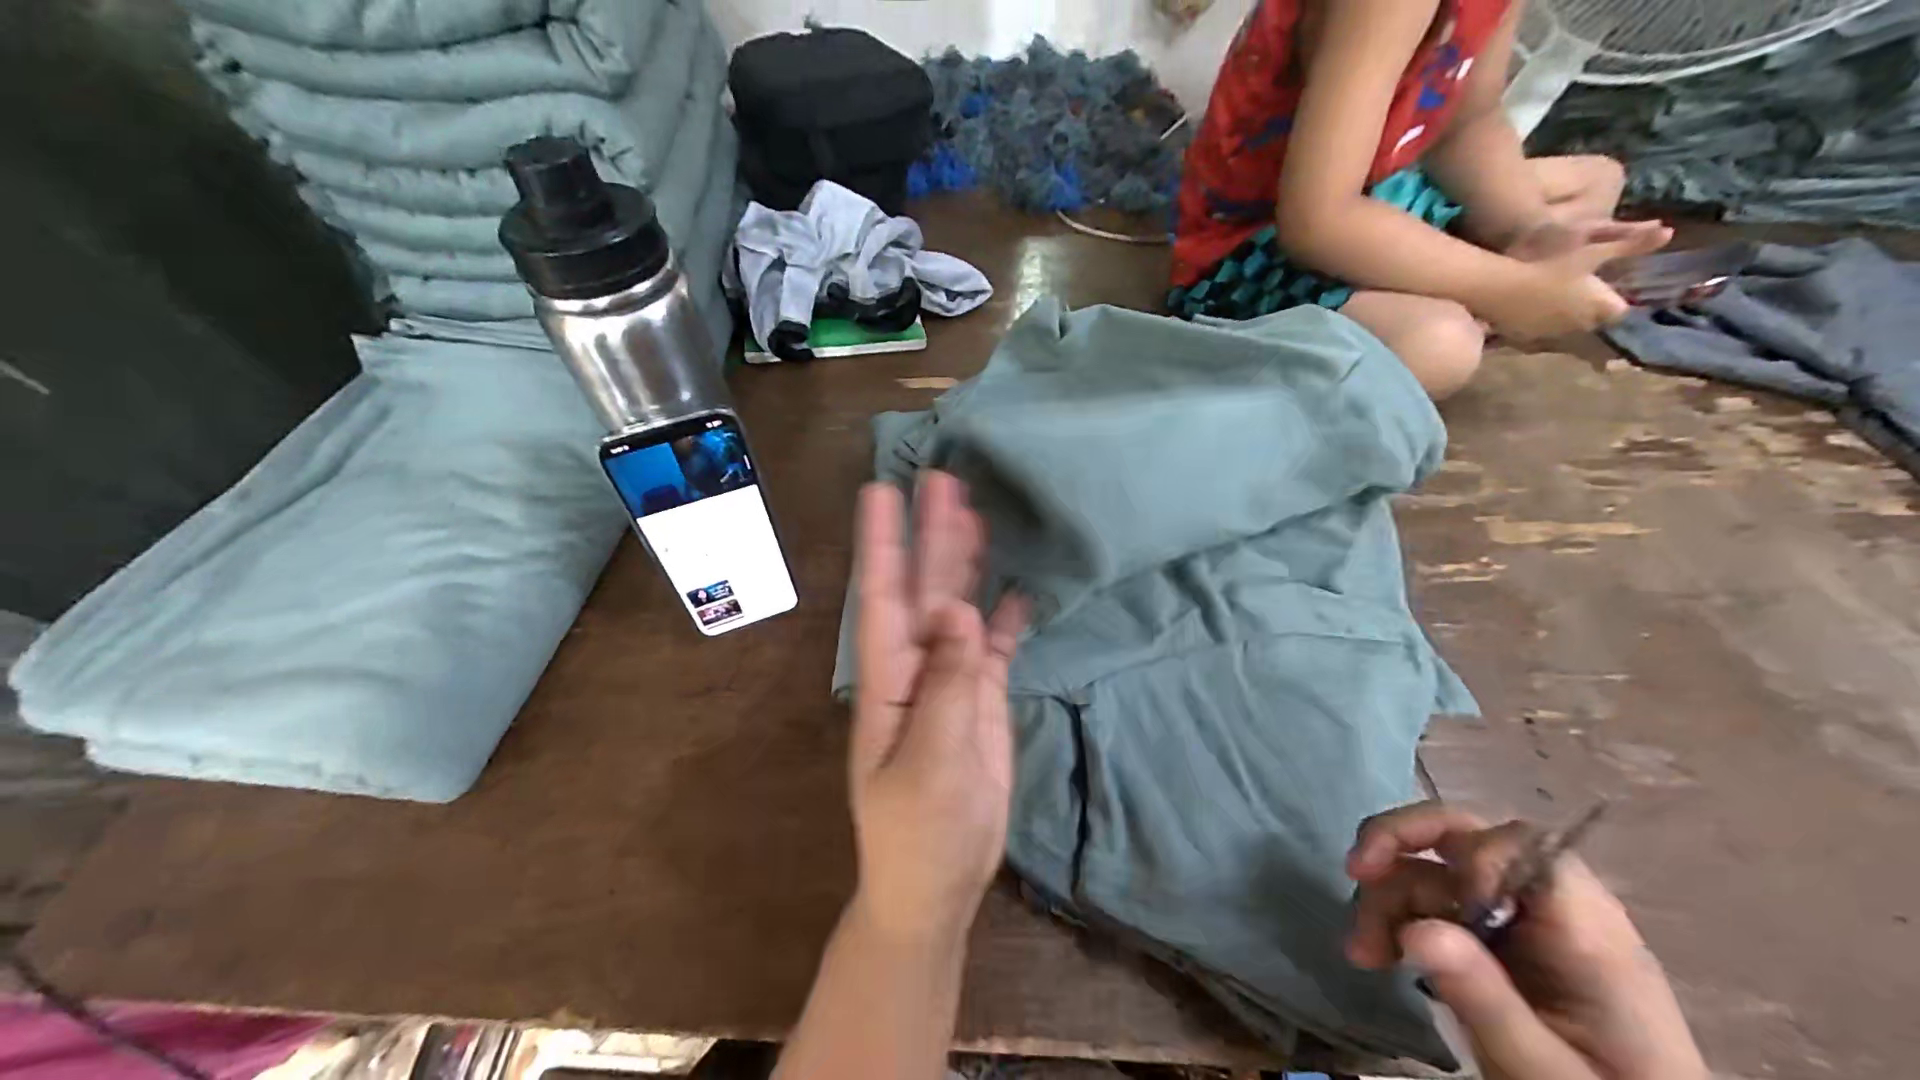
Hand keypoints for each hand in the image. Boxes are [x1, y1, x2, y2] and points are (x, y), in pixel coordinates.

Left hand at [849, 472, 1027, 942]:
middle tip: (945, 480)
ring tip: (976, 514)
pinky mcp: (981, 699)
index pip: (883, 597)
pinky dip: (1004, 619)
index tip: (881, 492)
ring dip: (965, 565)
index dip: (883, 544)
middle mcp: (917, 666)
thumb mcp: (928, 762)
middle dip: (932, 537)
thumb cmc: (917, 830)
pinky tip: (1017, 589)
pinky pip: (993, 647)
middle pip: (925, 590)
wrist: (940, 880)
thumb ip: (947, 685)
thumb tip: (958, 611)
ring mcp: (951, 680)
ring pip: (959, 609)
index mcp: (889, 676)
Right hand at [1347, 801, 1707, 1079]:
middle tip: (1354, 873)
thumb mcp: (1545, 1072)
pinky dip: (1395, 919)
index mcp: (1586, 931)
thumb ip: (1487, 1001)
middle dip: (1398, 845)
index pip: (1522, 846)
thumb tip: (1416, 930)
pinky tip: (1378, 957)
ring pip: (1433, 870)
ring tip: (1362, 954)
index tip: (1432, 912)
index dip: (1466, 856)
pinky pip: (1432, 903)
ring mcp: (1515, 922)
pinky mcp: (1492, 941)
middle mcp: (1547, 908)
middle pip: (1463, 836)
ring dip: (1386, 897)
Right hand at [1482, 220, 1671, 339]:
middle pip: (1595, 326)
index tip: (1613, 296)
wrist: (1499, 289)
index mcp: (1601, 307)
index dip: (1618, 303)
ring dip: (1568, 325)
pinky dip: (1542, 332)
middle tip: (1584, 302)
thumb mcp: (1592, 250)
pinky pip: (1542, 339)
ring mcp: (1552, 336)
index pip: (1620, 312)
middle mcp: (1580, 327)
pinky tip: (1534, 319)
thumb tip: (1669, 231)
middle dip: (1594, 316)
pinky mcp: (1527, 340)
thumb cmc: (1549, 268)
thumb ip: (1630, 245)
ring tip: (1557, 311)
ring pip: (1568, 334)